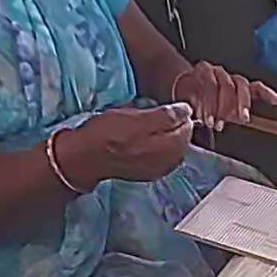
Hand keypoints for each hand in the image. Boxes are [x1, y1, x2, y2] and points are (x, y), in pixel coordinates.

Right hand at [56, 105, 193, 184]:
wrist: (89, 157)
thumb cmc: (111, 133)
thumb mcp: (139, 117)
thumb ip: (166, 116)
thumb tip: (187, 110)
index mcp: (171, 148)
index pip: (187, 126)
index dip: (179, 112)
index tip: (165, 104)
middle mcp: (170, 163)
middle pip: (182, 139)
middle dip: (173, 124)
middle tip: (155, 111)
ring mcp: (160, 169)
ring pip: (171, 147)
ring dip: (165, 134)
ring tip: (148, 122)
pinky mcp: (148, 172)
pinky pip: (160, 155)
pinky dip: (157, 144)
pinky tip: (145, 137)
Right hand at [173, 63, 276, 130]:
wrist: (185, 92)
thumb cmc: (207, 105)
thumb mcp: (223, 114)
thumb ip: (235, 115)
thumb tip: (245, 122)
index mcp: (239, 88)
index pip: (256, 88)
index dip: (267, 94)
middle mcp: (230, 77)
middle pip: (240, 85)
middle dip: (242, 103)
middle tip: (241, 119)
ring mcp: (217, 72)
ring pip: (224, 86)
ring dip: (220, 107)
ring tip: (216, 123)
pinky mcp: (203, 70)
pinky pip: (208, 85)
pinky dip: (207, 103)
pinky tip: (205, 116)